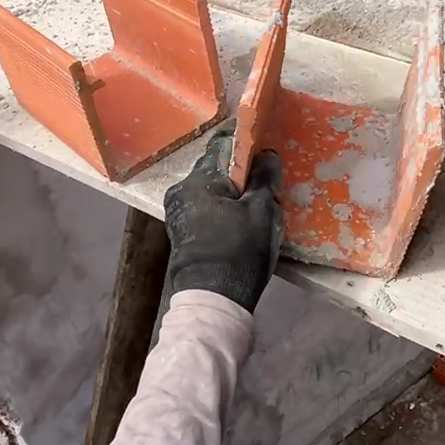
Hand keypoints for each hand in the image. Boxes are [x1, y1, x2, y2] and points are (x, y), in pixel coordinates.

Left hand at [162, 132, 282, 311]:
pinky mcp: (182, 233)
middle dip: (240, 174)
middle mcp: (181, 191)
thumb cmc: (239, 250)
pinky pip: (206, 210)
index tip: (265, 150)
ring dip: (232, 194)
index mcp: (197, 180)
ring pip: (211, 191)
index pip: (222, 146)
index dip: (246, 144)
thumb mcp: (262, 211)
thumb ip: (264, 177)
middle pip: (216, 170)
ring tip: (256, 205)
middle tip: (266, 183)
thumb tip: (266, 153)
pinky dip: (223, 211)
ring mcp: (178, 213)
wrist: (213, 300)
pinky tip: (240, 222)